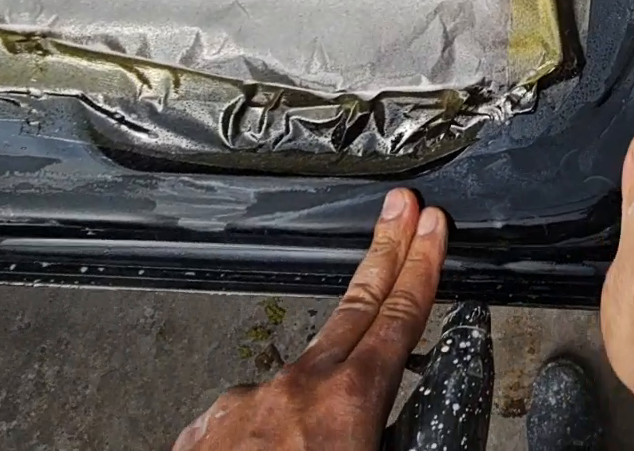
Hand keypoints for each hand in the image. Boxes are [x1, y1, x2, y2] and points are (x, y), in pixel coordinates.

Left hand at [172, 189, 446, 450]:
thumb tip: (394, 418)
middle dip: (385, 248)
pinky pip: (251, 418)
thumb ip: (390, 434)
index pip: (399, 315)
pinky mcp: (201, 437)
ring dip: (324, 379)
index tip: (431, 223)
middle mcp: (293, 392)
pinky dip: (270, 429)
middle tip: (401, 205)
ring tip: (329, 432)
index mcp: (347, 404)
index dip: (422, 263)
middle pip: (356, 304)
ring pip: (299, 378)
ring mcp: (242, 409)